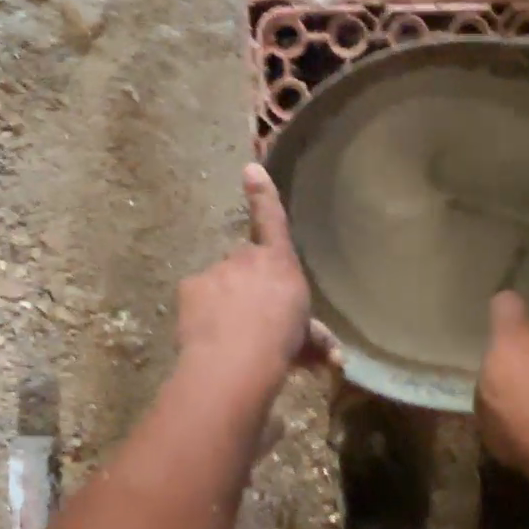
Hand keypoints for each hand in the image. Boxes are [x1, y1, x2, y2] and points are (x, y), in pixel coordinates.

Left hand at [175, 164, 336, 394]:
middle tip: (253, 321)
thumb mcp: (306, 342)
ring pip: (220, 283)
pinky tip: (209, 337)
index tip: (250, 168)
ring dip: (225, 302)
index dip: (263, 194)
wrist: (235, 360)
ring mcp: (216, 270)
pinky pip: (199, 298)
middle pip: (245, 264)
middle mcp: (247, 258)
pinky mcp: (191, 286)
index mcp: (280, 263)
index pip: (272, 220)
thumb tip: (337, 360)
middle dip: (247, 287)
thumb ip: (316, 340)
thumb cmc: (281, 343)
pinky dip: (203, 313)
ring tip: (231, 337)